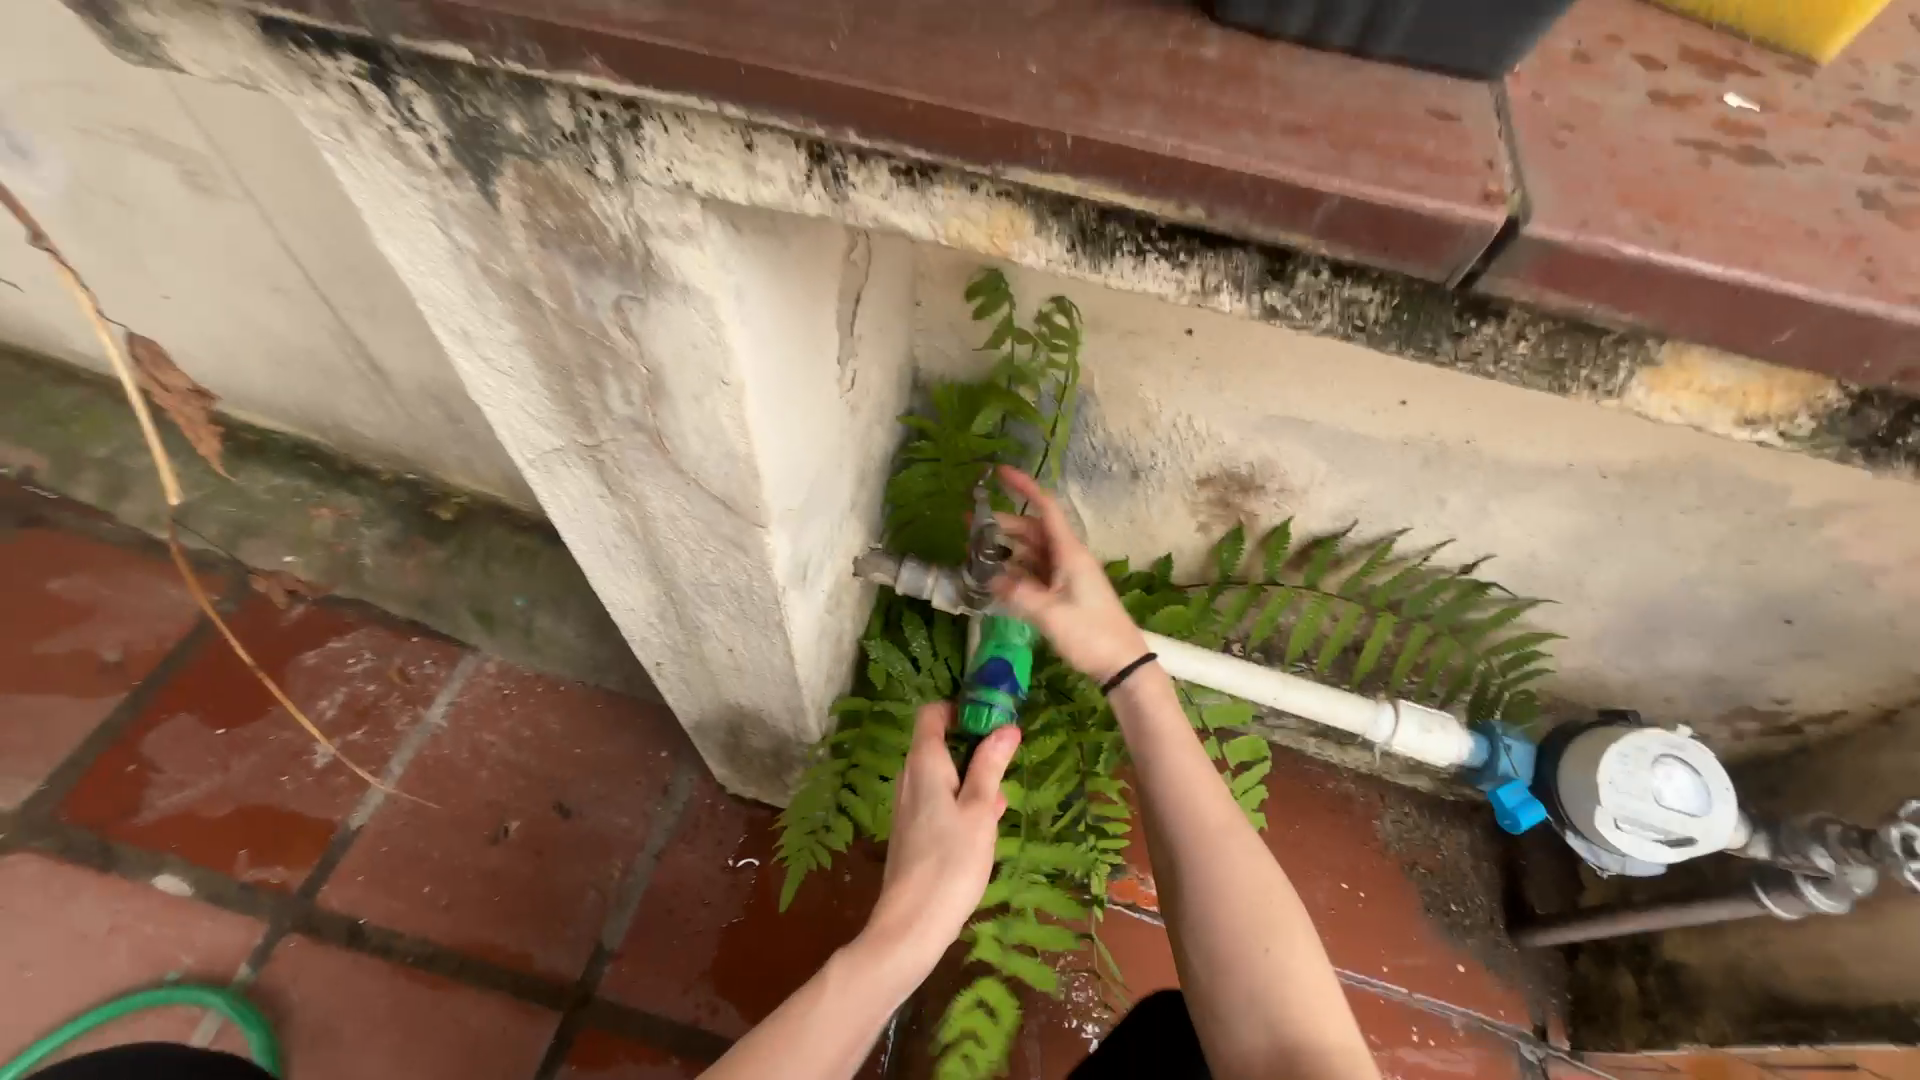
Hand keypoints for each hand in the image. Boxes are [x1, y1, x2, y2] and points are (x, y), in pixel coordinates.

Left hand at [862, 702, 1019, 969]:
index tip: (992, 716)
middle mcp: (909, 776)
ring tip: (1002, 792)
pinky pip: (938, 798)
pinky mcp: (912, 829)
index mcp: (923, 762)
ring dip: (971, 775)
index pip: (931, 712)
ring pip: (941, 773)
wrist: (912, 924)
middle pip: (938, 741)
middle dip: (973, 743)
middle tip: (1007, 755)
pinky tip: (986, 822)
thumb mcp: (981, 810)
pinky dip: (961, 799)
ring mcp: (908, 804)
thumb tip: (1006, 727)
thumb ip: (990, 766)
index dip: (960, 707)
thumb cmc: (951, 861)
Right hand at [990, 466, 1149, 682]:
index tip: (999, 473)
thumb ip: (1017, 593)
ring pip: (1031, 553)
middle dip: (1002, 524)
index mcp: (1069, 553)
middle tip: (969, 525)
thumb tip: (991, 579)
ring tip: (975, 552)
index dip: (1024, 487)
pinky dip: (1014, 572)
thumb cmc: (1091, 634)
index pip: (1045, 508)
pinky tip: (994, 579)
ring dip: (1005, 550)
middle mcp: (1067, 558)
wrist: (1122, 664)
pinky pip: (1035, 574)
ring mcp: (1066, 577)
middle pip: (1032, 531)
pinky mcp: (1064, 594)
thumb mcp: (1050, 614)